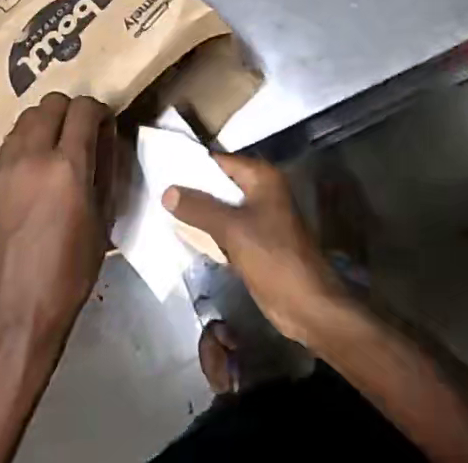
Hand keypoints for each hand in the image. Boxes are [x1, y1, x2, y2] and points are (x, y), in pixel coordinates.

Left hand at [0, 93, 115, 345]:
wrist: (20, 301)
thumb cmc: (71, 268)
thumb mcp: (103, 218)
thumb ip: (105, 168)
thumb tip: (106, 136)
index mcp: (68, 167)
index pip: (83, 110)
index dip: (98, 110)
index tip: (104, 123)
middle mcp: (34, 155)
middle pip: (52, 103)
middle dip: (72, 110)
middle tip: (82, 131)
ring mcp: (8, 163)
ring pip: (28, 115)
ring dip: (47, 120)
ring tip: (58, 143)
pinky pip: (12, 138)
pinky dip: (28, 137)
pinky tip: (37, 161)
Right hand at [163, 154, 351, 344]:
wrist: (309, 307)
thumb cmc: (274, 259)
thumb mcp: (232, 229)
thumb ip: (198, 208)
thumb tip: (166, 191)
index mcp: (262, 178)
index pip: (219, 161)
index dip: (192, 164)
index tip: (162, 169)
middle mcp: (262, 191)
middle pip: (219, 183)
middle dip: (192, 189)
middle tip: (158, 190)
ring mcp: (260, 217)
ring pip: (220, 207)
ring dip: (198, 211)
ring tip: (163, 210)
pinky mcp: (256, 241)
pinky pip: (225, 228)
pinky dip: (208, 230)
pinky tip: (183, 233)